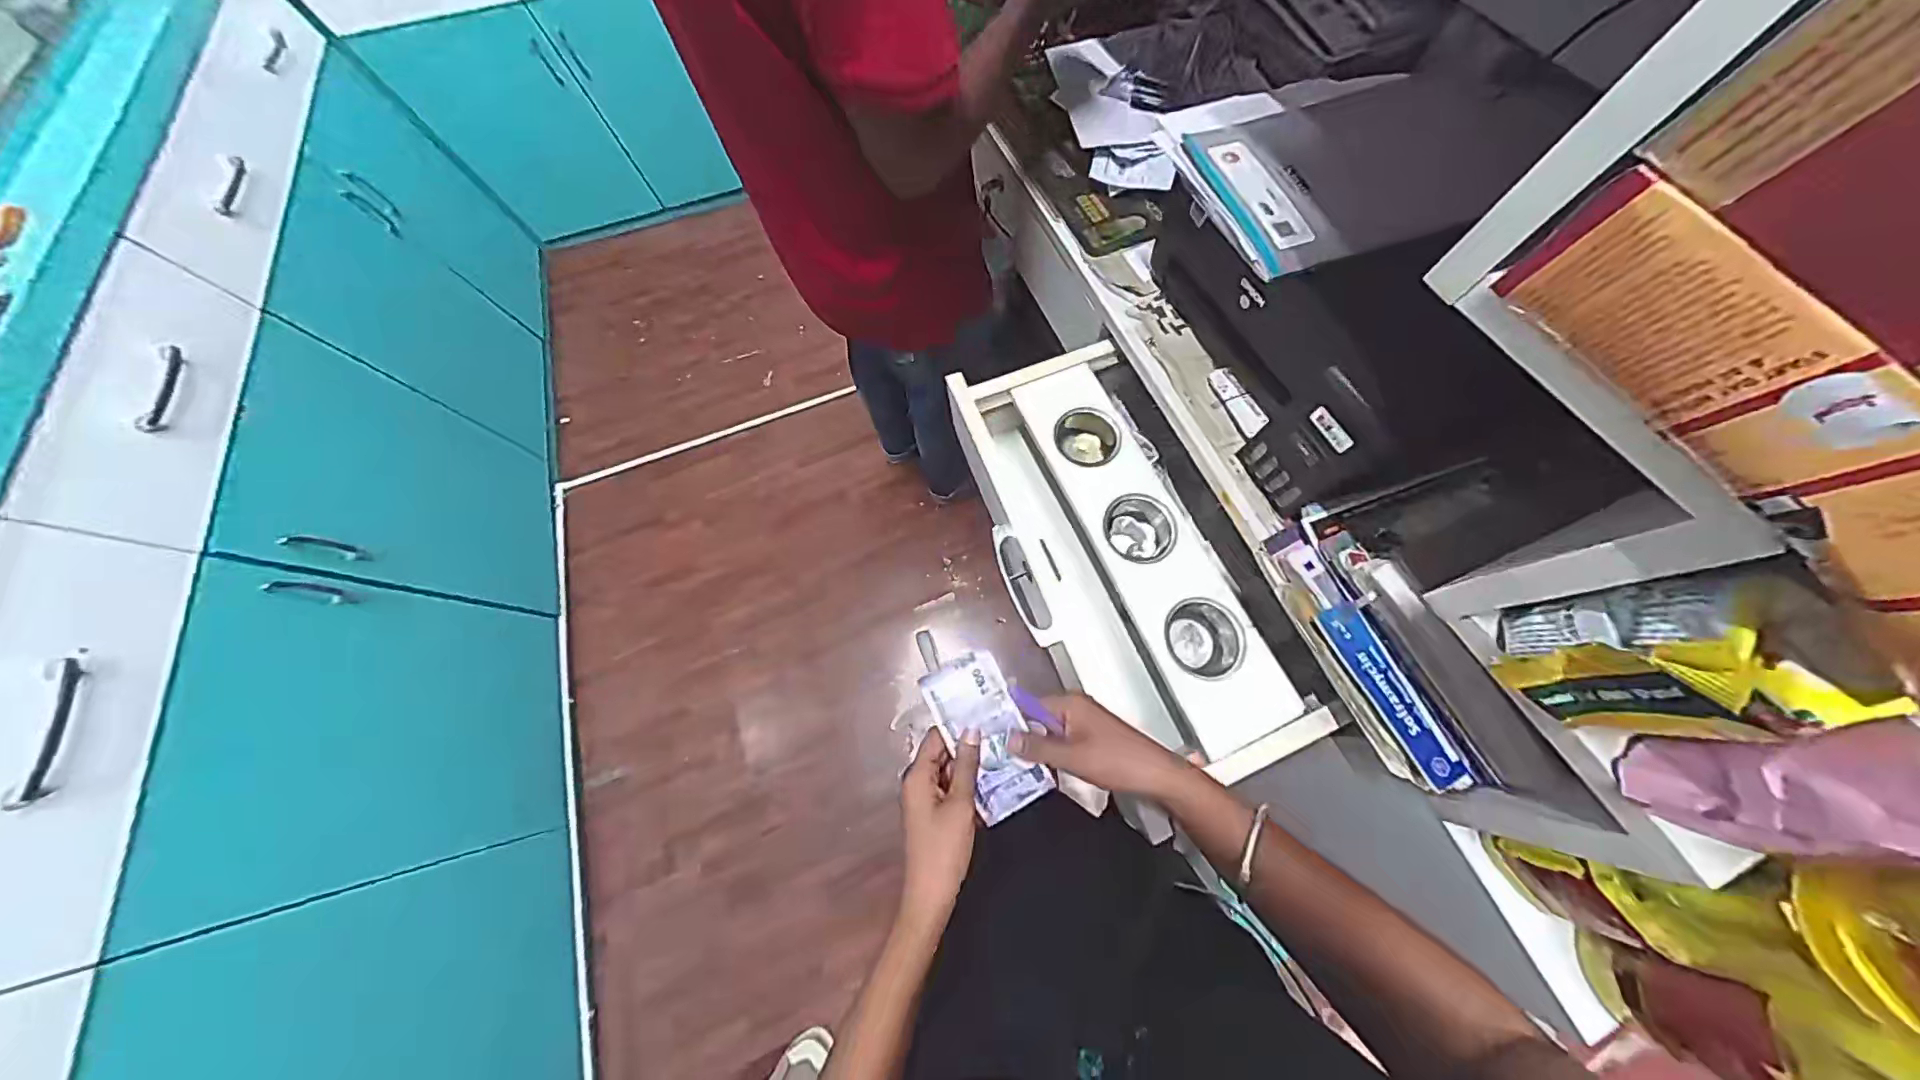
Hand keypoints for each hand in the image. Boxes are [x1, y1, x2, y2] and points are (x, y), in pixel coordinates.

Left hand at [899, 729, 981, 923]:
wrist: (932, 896)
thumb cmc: (944, 849)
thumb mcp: (960, 804)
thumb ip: (966, 765)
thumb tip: (971, 731)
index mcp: (916, 775)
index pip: (936, 736)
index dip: (958, 725)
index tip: (985, 716)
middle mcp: (916, 782)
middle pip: (942, 752)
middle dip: (968, 745)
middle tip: (999, 735)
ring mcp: (924, 797)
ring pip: (948, 770)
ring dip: (970, 765)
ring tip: (1001, 753)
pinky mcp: (934, 812)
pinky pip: (950, 787)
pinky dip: (967, 783)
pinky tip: (990, 780)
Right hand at [1010, 693, 1194, 799]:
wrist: (1157, 777)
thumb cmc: (1122, 761)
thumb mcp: (1071, 757)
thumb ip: (1038, 747)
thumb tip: (1010, 738)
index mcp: (1071, 704)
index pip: (1028, 704)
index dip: (1009, 719)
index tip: (991, 732)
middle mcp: (1077, 709)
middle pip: (1037, 718)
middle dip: (1020, 735)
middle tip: (1000, 752)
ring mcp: (1084, 724)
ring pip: (1049, 732)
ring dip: (1036, 747)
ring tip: (1017, 762)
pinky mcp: (1091, 740)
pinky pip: (1061, 742)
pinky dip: (1051, 754)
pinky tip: (1044, 769)